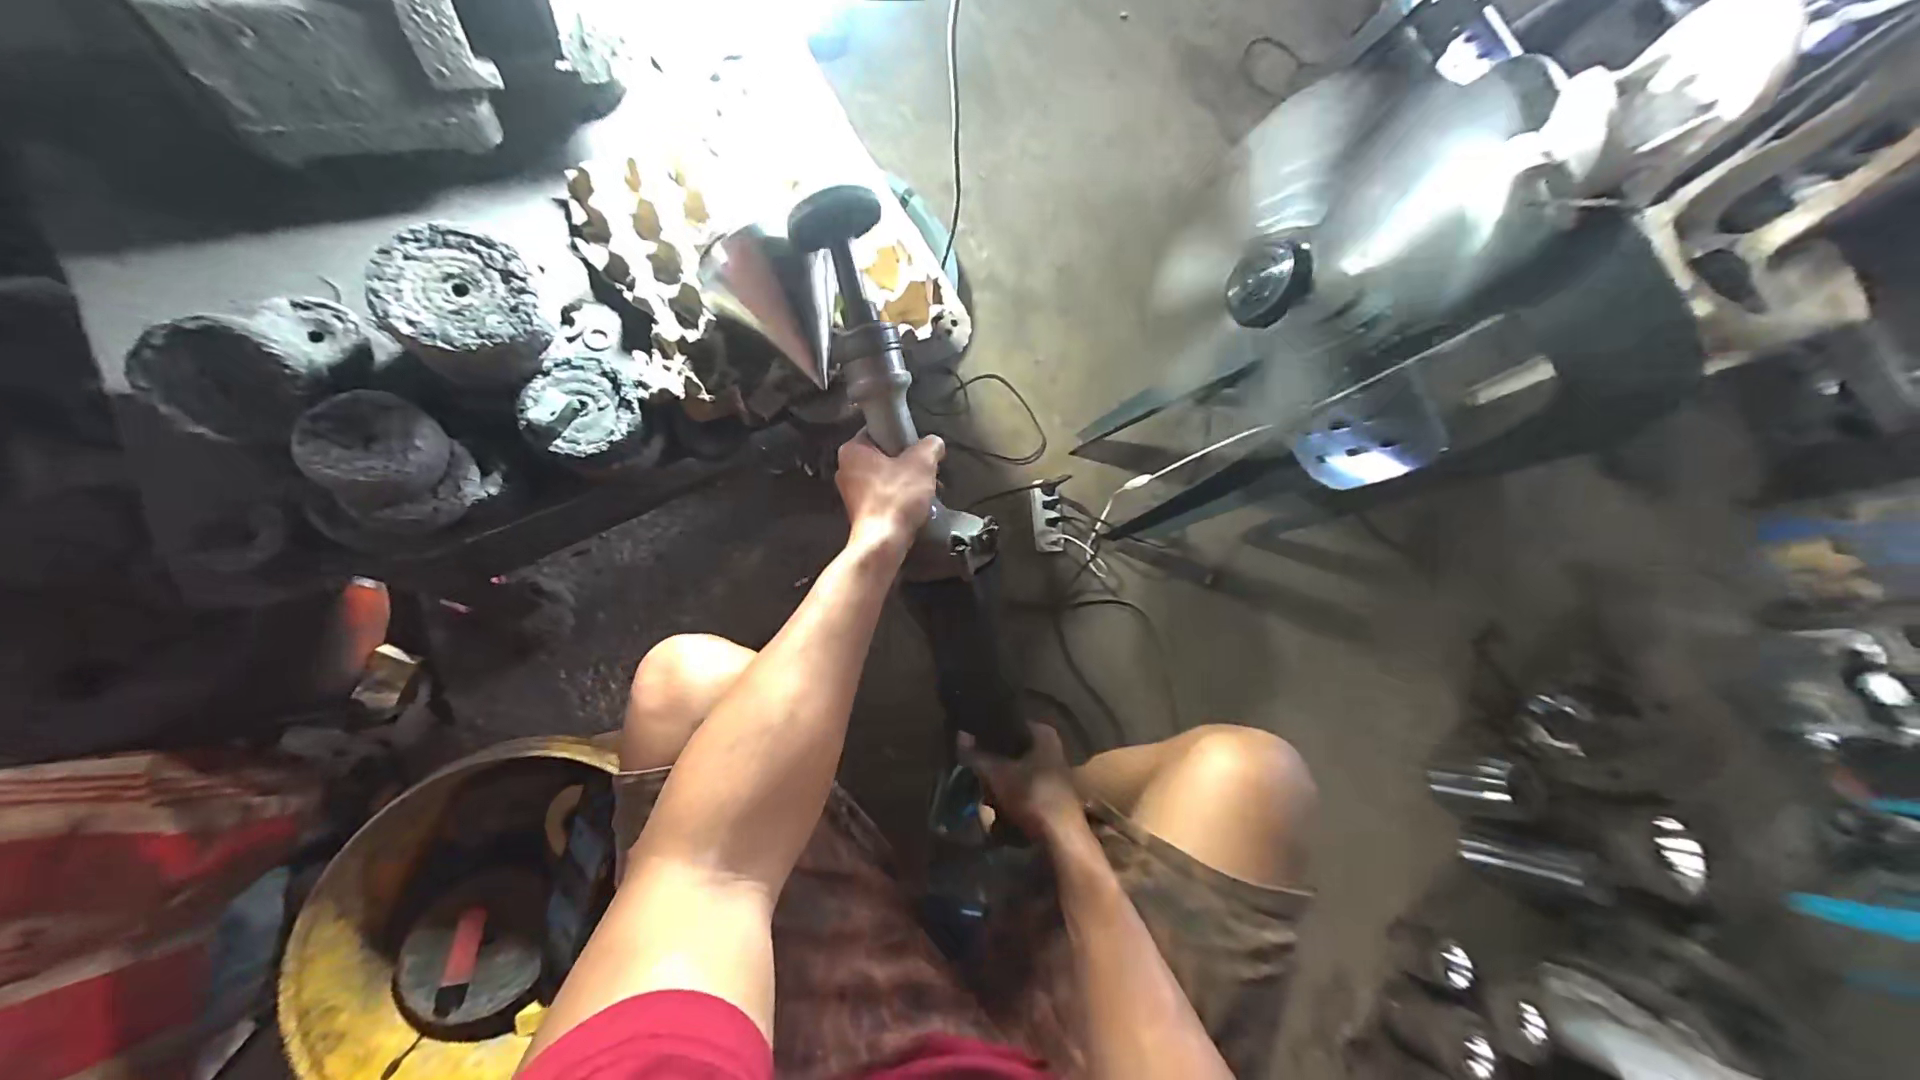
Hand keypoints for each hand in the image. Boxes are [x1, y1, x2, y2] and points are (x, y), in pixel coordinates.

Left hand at [836, 431, 942, 554]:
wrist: (883, 542)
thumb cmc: (897, 497)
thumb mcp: (922, 463)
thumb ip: (931, 446)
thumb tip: (935, 443)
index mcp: (852, 450)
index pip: (878, 430)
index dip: (901, 435)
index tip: (918, 447)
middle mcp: (845, 469)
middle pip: (884, 455)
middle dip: (908, 462)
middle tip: (926, 470)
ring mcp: (851, 493)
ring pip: (886, 477)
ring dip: (907, 482)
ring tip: (927, 490)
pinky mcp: (861, 511)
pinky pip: (884, 496)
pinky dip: (900, 498)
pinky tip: (917, 506)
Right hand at [962, 722, 1084, 838]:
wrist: (1062, 838)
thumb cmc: (1031, 795)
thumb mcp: (996, 773)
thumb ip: (976, 754)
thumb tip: (961, 735)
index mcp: (1044, 735)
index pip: (1011, 724)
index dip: (990, 733)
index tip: (973, 743)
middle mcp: (1053, 749)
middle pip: (1013, 751)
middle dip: (994, 765)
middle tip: (978, 776)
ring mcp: (1055, 774)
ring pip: (1018, 773)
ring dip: (1000, 785)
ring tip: (987, 797)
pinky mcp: (1053, 795)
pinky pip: (1025, 790)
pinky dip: (1011, 798)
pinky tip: (1000, 811)